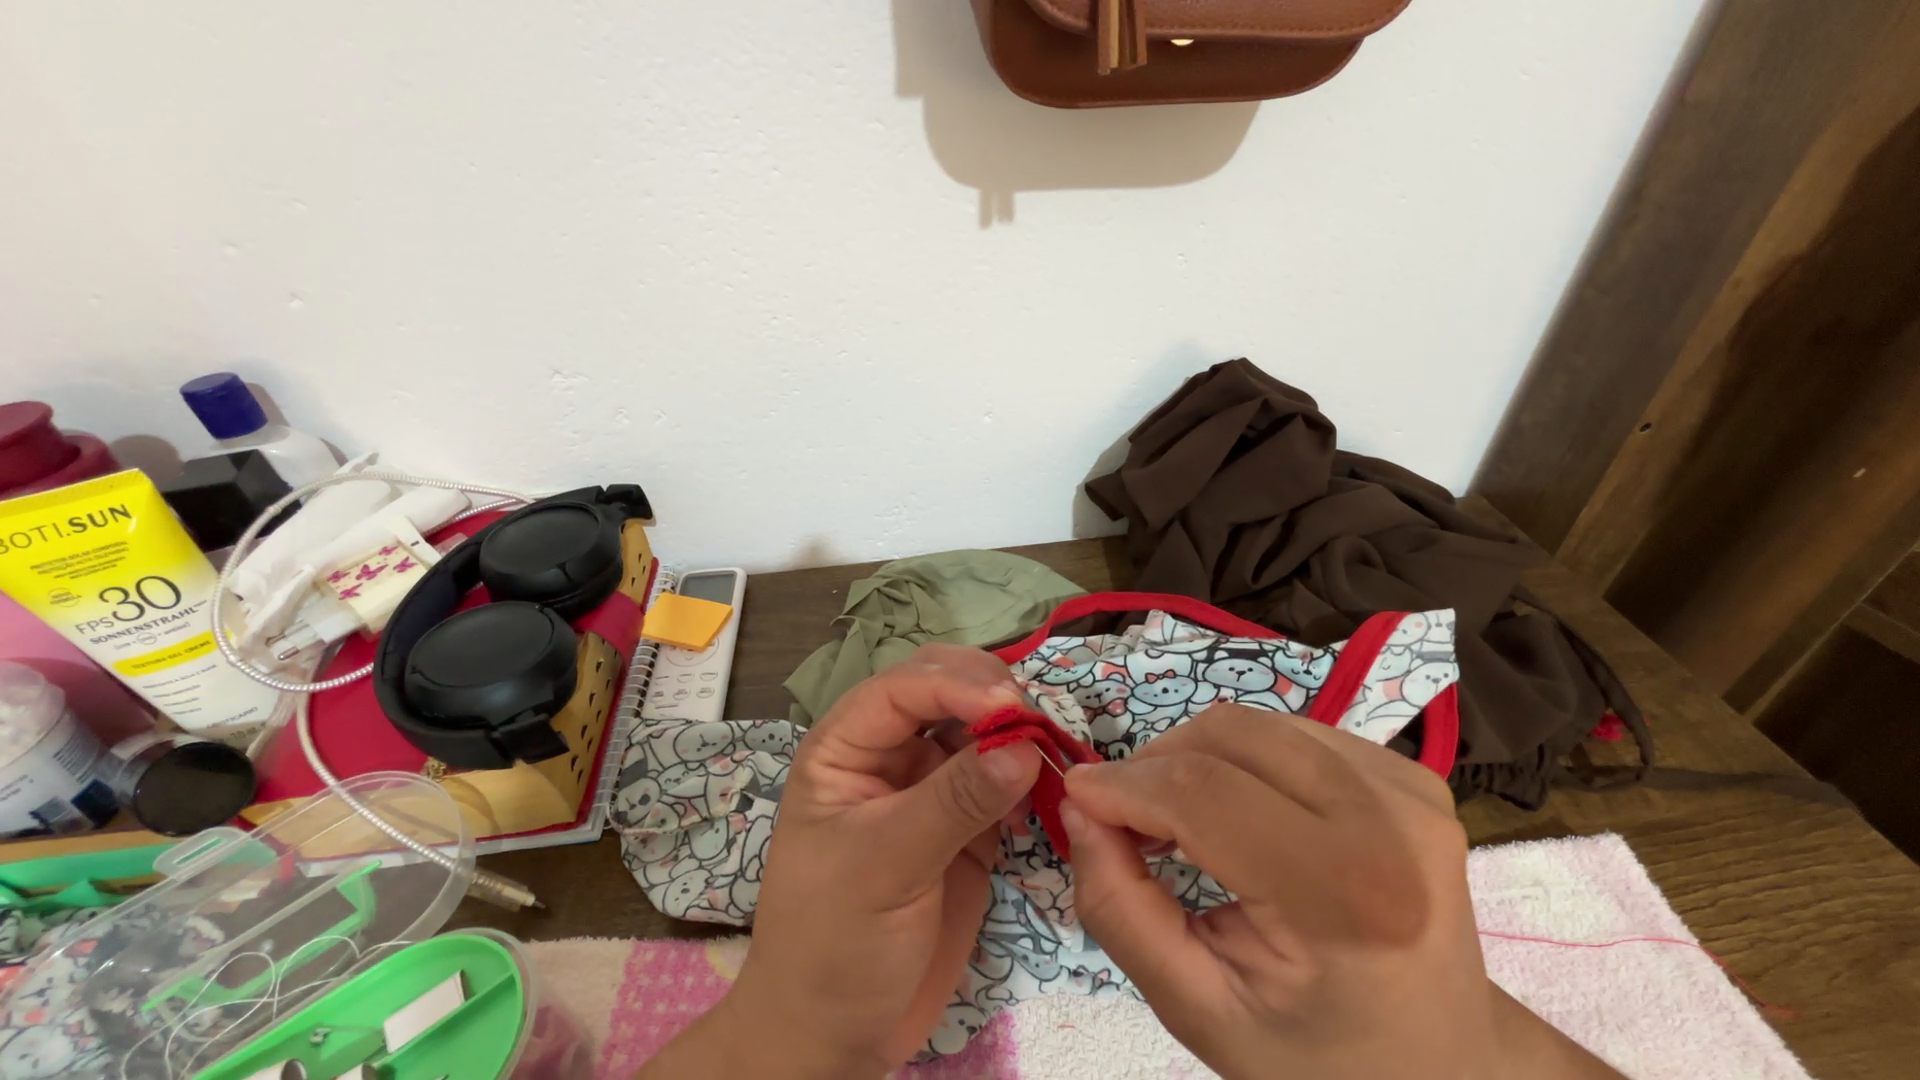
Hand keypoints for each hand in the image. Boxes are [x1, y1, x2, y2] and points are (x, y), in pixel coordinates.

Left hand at [642, 645, 1039, 1078]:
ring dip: (1014, 731)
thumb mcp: (885, 867)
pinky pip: (1001, 779)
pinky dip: (1026, 776)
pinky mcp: (965, 824)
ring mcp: (929, 788)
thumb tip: (1023, 744)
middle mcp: (887, 755)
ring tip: (1047, 753)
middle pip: (942, 692)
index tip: (1009, 705)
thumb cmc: (834, 944)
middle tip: (1032, 723)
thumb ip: (954, 802)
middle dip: (988, 693)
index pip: (900, 689)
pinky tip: (1039, 795)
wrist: (837, 1032)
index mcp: (844, 749)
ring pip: (977, 729)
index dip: (955, 685)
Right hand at [1061, 704, 1624, 1079]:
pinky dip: (1242, 758)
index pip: (1204, 795)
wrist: (1442, 1062)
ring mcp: (1409, 788)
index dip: (1124, 786)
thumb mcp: (1195, 1007)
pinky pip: (1291, 732)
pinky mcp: (1411, 773)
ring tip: (1180, 819)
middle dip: (1155, 765)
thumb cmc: (1314, 1054)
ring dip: (1194, 757)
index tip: (1077, 796)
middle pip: (1228, 736)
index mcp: (1346, 898)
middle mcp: (1390, 822)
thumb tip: (1079, 806)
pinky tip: (1241, 811)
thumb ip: (1118, 907)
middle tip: (1127, 819)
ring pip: (1255, 723)